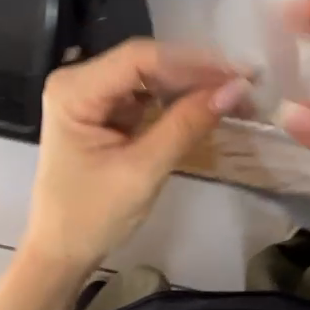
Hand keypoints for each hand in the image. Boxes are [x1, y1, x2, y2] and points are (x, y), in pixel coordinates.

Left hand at [24, 40, 248, 274]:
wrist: (62, 252)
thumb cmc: (91, 216)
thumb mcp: (142, 171)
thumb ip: (186, 125)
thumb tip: (235, 89)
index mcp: (74, 90)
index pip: (139, 58)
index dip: (192, 62)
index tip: (239, 74)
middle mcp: (78, 80)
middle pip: (145, 63)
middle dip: (196, 73)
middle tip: (248, 85)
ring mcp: (90, 94)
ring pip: (150, 76)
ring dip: (191, 85)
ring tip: (237, 95)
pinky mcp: (104, 110)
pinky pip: (146, 94)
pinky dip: (177, 100)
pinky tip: (209, 105)